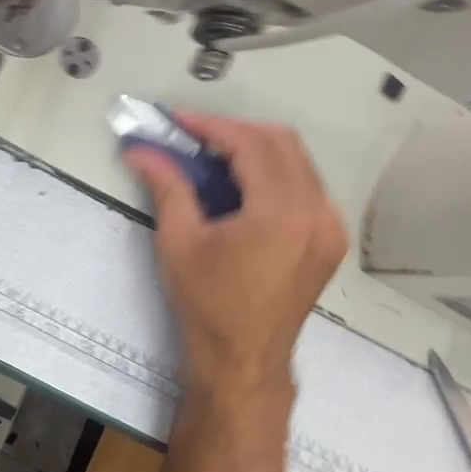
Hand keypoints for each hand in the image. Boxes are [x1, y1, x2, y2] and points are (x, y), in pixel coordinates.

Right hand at [124, 112, 346, 409]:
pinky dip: (271, 174)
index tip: (174, 119)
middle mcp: (317, 210)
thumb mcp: (177, 241)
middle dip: (234, 130)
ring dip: (254, 150)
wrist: (242, 352)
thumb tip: (141, 152)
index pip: (252, 144)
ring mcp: (329, 224)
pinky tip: (237, 187)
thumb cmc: (205, 300)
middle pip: (282, 144)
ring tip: (207, 156)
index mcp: (281, 210)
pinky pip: (305, 187)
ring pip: (298, 163)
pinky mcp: (328, 238)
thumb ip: (167, 188)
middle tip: (188, 134)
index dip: (211, 125)